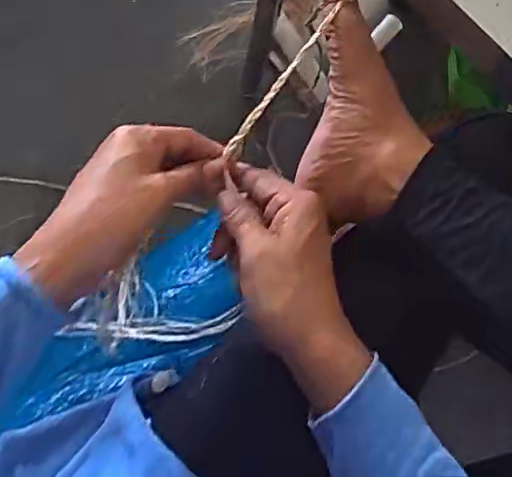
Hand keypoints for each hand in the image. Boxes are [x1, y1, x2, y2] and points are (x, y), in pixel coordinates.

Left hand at [15, 125, 220, 306]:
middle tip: (224, 187)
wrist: (57, 265)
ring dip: (185, 180)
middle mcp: (124, 144)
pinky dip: (166, 189)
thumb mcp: (162, 194)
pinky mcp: (108, 188)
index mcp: (136, 136)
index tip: (236, 170)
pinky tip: (179, 204)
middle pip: (175, 149)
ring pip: (163, 166)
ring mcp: (114, 166)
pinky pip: (148, 181)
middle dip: (200, 167)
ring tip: (207, 197)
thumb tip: (224, 165)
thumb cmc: (112, 222)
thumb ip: (197, 174)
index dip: (214, 153)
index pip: (189, 136)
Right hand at [215, 162, 371, 411]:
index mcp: (298, 200)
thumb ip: (238, 214)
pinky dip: (247, 251)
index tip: (202, 177)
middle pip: (256, 199)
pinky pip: (264, 238)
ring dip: (237, 240)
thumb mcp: (253, 250)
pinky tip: (239, 272)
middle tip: (215, 251)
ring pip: (256, 221)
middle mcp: (303, 207)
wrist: (310, 335)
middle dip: (232, 221)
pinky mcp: (293, 248)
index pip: (259, 177)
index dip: (231, 177)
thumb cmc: (281, 291)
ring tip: (228, 266)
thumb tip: (222, 184)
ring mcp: (300, 228)